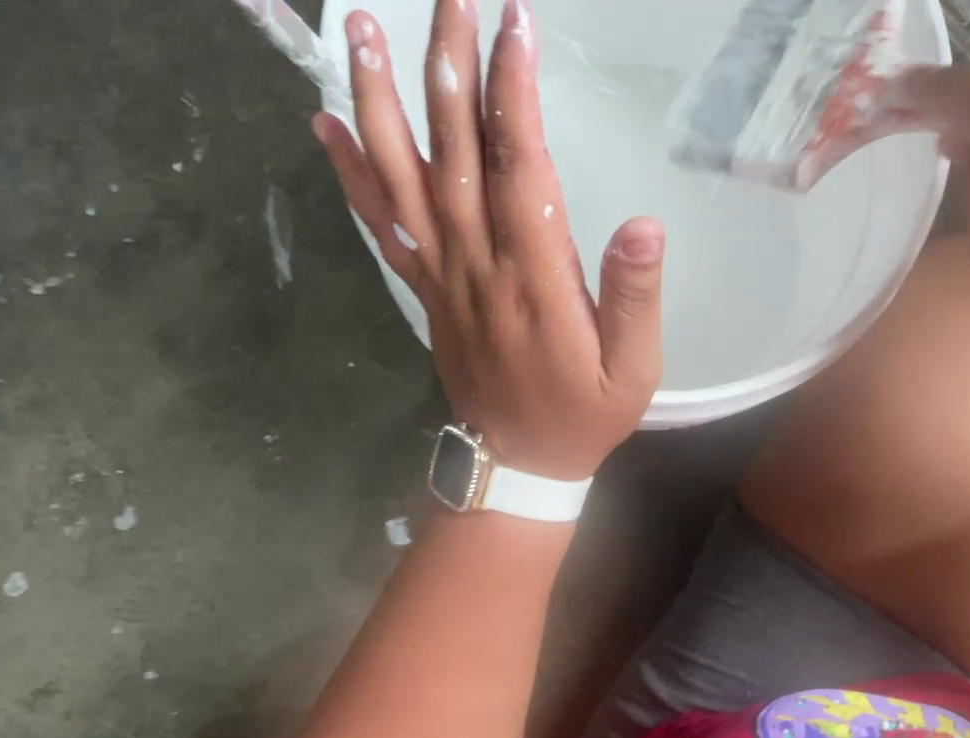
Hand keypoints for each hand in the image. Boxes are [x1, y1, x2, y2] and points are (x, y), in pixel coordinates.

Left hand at [312, 1, 664, 480]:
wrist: (516, 462)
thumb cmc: (583, 415)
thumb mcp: (633, 371)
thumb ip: (635, 299)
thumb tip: (644, 223)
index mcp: (535, 277)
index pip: (522, 166)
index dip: (515, 91)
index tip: (513, 22)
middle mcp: (478, 263)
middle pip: (457, 149)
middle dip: (451, 64)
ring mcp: (442, 273)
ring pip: (404, 175)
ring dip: (382, 98)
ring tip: (365, 27)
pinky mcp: (424, 288)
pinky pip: (379, 223)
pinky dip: (349, 173)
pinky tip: (324, 121)